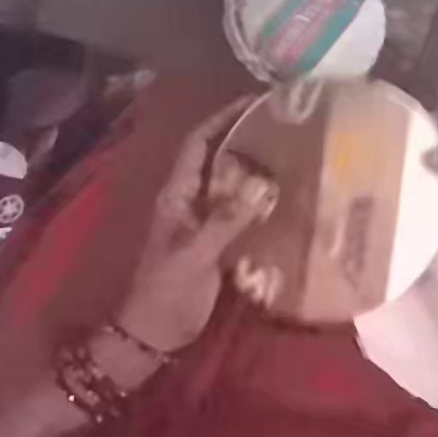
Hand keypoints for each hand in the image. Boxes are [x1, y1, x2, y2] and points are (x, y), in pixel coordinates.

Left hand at [115, 98, 277, 355]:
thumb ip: (226, 220)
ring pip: (225, 183)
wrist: (152, 333)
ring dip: (249, 167)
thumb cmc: (167, 290)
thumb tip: (263, 184)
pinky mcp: (211, 241)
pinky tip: (280, 199)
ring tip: (285, 154)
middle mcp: (187, 199)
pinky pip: (234, 210)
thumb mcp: (196, 254)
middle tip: (277, 127)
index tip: (249, 103)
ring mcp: (198, 220)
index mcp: (176, 194)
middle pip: (212, 157)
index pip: (196, 143)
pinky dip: (254, 200)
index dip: (219, 119)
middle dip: (240, 138)